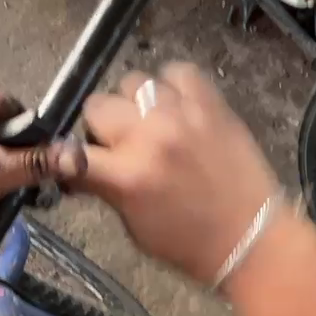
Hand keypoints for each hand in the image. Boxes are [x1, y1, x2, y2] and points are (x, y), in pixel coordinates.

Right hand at [74, 64, 282, 282]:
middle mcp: (150, 137)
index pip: (72, 151)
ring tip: (150, 124)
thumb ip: (106, 188)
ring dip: (135, 103)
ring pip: (134, 82)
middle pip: (98, 105)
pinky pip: (177, 72)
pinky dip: (171, 86)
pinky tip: (176, 108)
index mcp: (126, 176)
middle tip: (117, 144)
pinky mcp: (211, 102)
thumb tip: (81, 167)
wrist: (248, 238)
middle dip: (102, 126)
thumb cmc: (186, 243)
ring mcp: (182, 114)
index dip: (67, 156)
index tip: (72, 161)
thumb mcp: (132, 226)